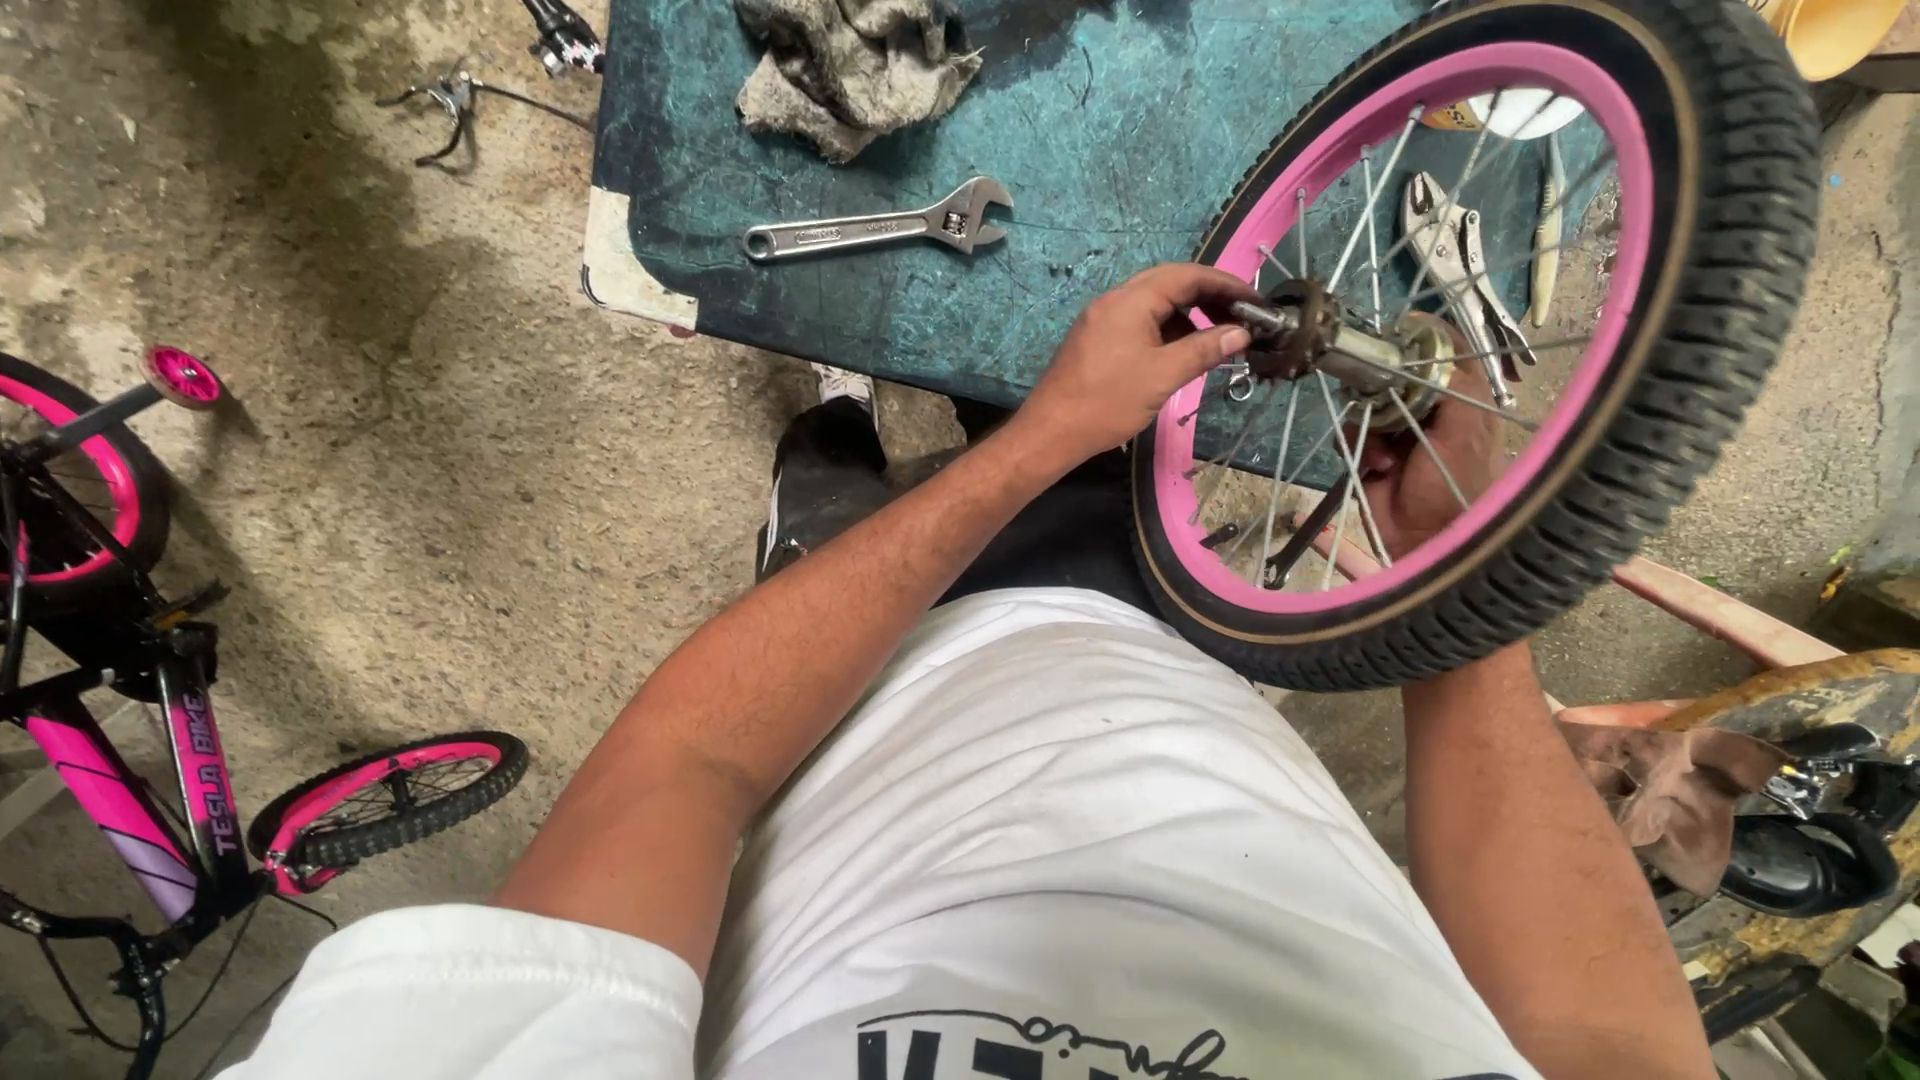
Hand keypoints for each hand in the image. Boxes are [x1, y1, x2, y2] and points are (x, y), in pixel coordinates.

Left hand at [1012, 263, 1261, 466]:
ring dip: (1186, 317)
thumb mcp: (1163, 376)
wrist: (1051, 433)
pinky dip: (1164, 331)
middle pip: (1169, 284)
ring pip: (1152, 305)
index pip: (1186, 275)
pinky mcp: (1095, 341)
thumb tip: (1241, 333)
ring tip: (1214, 340)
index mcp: (1130, 301)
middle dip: (1207, 297)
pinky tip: (1179, 354)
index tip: (1255, 300)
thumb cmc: (1107, 402)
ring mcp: (1101, 321)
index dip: (1225, 284)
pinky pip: (1137, 324)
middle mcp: (1113, 302)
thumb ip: (1204, 350)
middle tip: (1239, 316)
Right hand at [1355, 347, 1505, 560]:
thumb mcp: (1466, 432)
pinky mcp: (1369, 454)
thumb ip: (1453, 386)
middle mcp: (1430, 409)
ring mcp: (1397, 431)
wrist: (1429, 543)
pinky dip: (1355, 446)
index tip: (1394, 335)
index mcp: (1464, 398)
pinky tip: (1372, 466)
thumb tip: (1427, 346)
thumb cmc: (1459, 486)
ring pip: (1366, 403)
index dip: (1418, 339)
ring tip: (1382, 453)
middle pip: (1394, 373)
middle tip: (1376, 395)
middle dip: (1380, 385)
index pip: (1442, 351)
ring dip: (1368, 424)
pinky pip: (1350, 432)